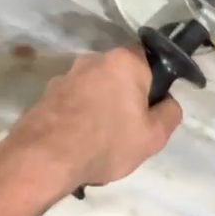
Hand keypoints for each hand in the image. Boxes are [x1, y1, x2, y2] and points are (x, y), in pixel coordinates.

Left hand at [0, 46, 182, 195]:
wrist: (44, 158)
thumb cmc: (107, 142)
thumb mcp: (154, 137)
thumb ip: (170, 114)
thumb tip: (168, 102)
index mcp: (124, 62)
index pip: (148, 57)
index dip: (154, 82)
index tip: (152, 107)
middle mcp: (92, 60)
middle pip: (118, 75)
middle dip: (125, 97)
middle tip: (128, 129)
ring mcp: (65, 76)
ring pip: (94, 90)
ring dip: (100, 108)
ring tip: (99, 142)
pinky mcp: (46, 95)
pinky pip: (73, 103)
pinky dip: (78, 118)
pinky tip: (78, 143)